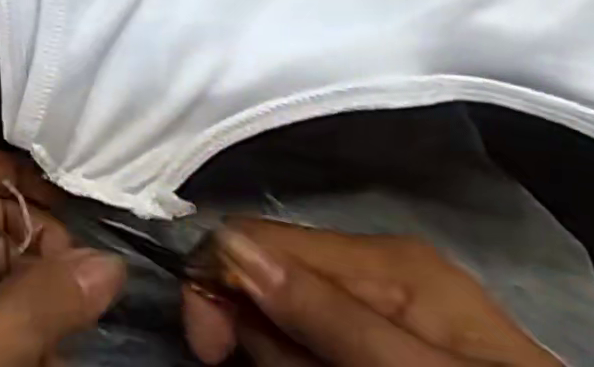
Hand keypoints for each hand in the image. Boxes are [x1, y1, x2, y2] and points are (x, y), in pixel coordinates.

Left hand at [0, 147, 126, 366]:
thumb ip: (48, 300)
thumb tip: (112, 263)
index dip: (22, 177)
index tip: (70, 209)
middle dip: (39, 239)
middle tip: (73, 279)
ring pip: (5, 247)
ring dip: (39, 278)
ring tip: (62, 319)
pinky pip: (0, 285)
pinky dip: (27, 307)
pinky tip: (44, 344)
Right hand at [182, 218, 561, 365]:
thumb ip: (326, 313)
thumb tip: (229, 244)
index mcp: (385, 260)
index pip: (260, 238)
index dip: (217, 280)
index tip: (206, 348)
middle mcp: (377, 267)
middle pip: (269, 271)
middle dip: (252, 324)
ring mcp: (384, 302)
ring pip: (286, 308)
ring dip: (278, 349)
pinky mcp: (387, 336)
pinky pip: (318, 331)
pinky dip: (304, 356)